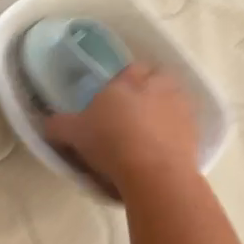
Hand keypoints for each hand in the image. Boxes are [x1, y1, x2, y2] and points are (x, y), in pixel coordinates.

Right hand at [45, 63, 197, 199]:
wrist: (155, 175)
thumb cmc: (110, 143)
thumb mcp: (72, 133)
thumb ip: (57, 125)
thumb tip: (47, 122)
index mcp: (128, 81)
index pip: (131, 68)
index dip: (122, 80)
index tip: (112, 96)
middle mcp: (158, 87)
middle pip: (156, 79)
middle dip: (146, 90)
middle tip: (131, 110)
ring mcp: (181, 109)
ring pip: (173, 101)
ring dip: (163, 109)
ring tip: (147, 130)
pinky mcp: (196, 134)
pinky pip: (183, 126)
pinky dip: (174, 133)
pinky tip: (160, 149)